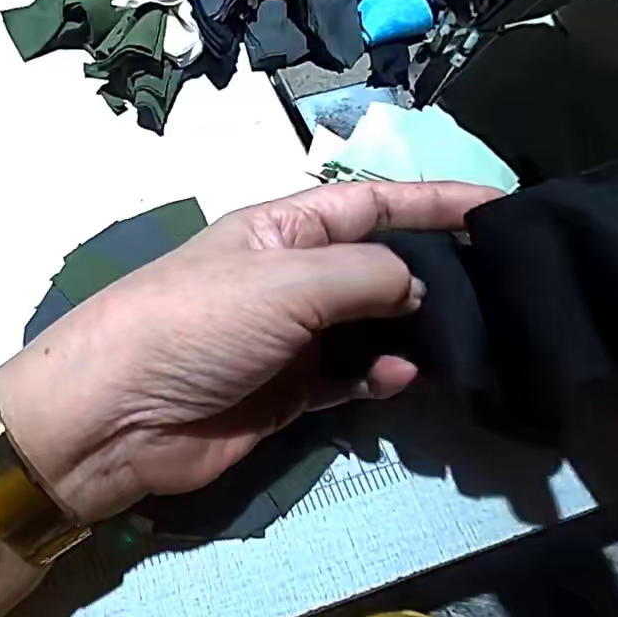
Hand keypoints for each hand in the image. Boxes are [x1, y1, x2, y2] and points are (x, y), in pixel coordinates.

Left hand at [0, 181, 502, 523]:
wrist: (120, 417)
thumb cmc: (199, 323)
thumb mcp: (286, 281)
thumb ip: (365, 276)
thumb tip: (422, 284)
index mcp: (286, 229)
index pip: (374, 202)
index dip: (435, 199)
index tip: (498, 203)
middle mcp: (294, 276)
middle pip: (379, 262)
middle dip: (434, 267)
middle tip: (497, 280)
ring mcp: (294, 335)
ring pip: (373, 323)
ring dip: (413, 328)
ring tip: (464, 334)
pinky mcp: (292, 389)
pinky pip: (352, 376)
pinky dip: (380, 375)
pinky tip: (402, 377)